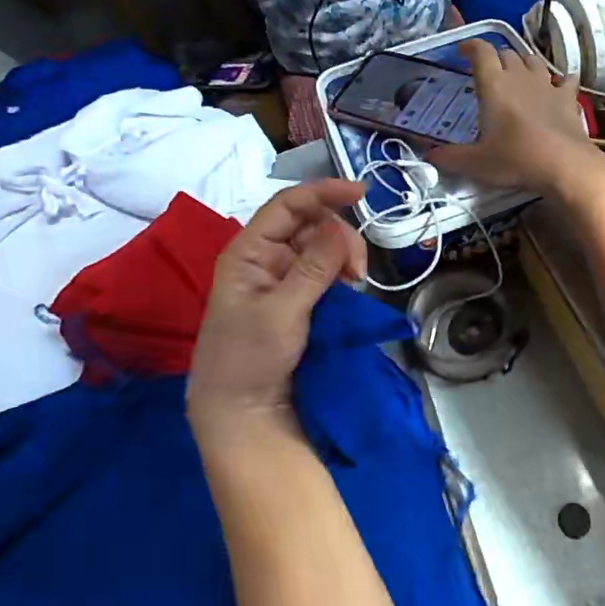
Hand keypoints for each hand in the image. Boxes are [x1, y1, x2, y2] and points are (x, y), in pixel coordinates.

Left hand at [188, 180, 368, 424]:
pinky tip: (350, 291)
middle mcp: (265, 259)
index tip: (362, 194)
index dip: (323, 193)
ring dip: (344, 258)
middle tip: (357, 272)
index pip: (287, 206)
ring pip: (323, 249)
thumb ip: (312, 268)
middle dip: (340, 237)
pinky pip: (326, 274)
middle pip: (310, 225)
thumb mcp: (282, 312)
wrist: (242, 413)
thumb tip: (340, 227)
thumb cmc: (249, 359)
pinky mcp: (298, 301)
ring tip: (355, 284)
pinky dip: (342, 276)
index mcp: (248, 252)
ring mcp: (282, 281)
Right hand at [428, 39, 598, 195]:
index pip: (481, 51)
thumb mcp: (476, 163)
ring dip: (524, 63)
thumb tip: (429, 155)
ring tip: (518, 73)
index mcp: (494, 85)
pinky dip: (560, 81)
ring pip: (534, 61)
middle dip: (496, 58)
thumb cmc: (515, 159)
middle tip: (489, 71)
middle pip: (507, 54)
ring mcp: (547, 85)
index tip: (463, 50)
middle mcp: (520, 77)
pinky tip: (560, 85)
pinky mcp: (568, 99)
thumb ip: (450, 157)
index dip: (471, 46)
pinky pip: (565, 81)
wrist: (564, 164)